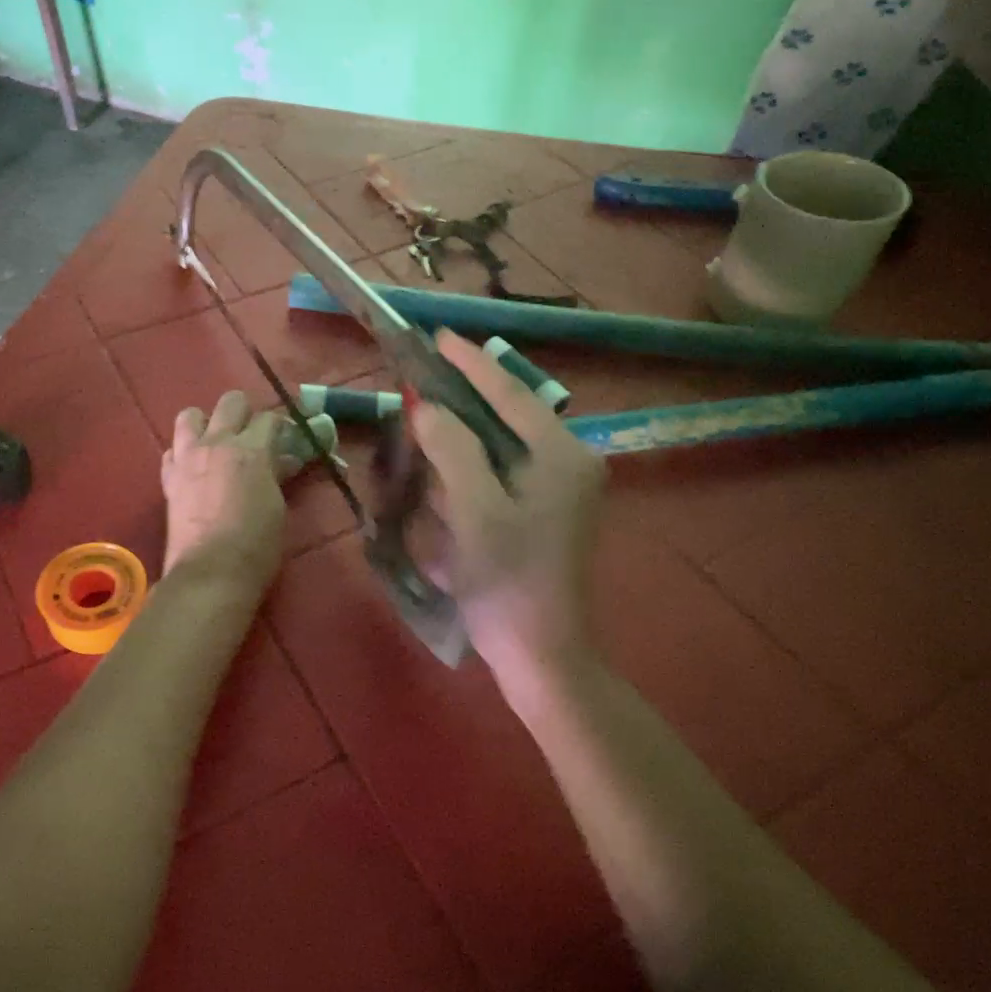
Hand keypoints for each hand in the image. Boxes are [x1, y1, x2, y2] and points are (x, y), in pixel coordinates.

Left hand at [160, 391, 286, 588]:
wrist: (211, 573)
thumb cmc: (256, 546)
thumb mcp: (278, 508)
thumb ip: (277, 476)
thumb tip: (283, 461)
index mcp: (251, 450)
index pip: (269, 419)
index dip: (281, 426)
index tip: (287, 437)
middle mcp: (216, 443)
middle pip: (230, 402)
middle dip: (245, 413)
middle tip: (253, 435)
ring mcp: (187, 458)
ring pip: (190, 416)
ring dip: (206, 423)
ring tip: (216, 443)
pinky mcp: (168, 479)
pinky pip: (172, 451)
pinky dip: (184, 454)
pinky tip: (194, 469)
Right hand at [412, 330, 603, 674]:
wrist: (540, 655)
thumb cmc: (508, 582)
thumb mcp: (475, 511)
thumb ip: (454, 450)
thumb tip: (428, 407)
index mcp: (561, 456)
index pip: (510, 395)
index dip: (470, 365)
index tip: (437, 337)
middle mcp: (568, 465)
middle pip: (508, 416)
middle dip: (463, 400)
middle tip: (422, 379)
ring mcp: (558, 492)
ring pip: (502, 446)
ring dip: (463, 435)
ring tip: (423, 416)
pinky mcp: (543, 516)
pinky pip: (501, 477)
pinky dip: (471, 471)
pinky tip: (440, 472)